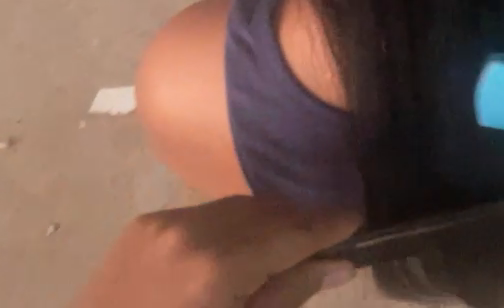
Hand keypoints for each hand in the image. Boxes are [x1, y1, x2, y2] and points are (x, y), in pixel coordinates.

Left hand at [71, 195, 361, 307]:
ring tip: (287, 244)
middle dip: (302, 222)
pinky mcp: (145, 223)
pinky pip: (208, 214)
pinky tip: (238, 249)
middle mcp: (194, 231)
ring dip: (269, 221)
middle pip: (271, 212)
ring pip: (241, 207)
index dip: (330, 225)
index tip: (358, 221)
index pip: (293, 233)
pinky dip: (232, 226)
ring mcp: (165, 222)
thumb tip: (341, 263)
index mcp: (217, 269)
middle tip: (328, 239)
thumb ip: (288, 296)